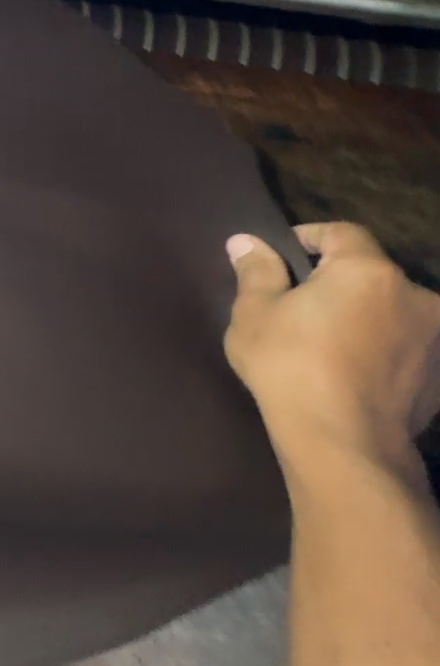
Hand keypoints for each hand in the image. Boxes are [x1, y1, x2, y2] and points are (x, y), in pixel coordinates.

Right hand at [225, 223, 439, 465]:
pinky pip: (410, 340)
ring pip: (394, 307)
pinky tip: (354, 365)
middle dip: (338, 281)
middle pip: (372, 272)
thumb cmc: (287, 361)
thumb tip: (245, 241)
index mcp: (365, 272)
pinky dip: (384, 343)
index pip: (343, 233)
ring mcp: (437, 332)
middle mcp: (417, 293)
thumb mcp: (254, 313)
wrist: (342, 432)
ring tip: (329, 338)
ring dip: (366, 312)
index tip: (282, 253)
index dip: (310, 236)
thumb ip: (257, 272)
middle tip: (299, 303)